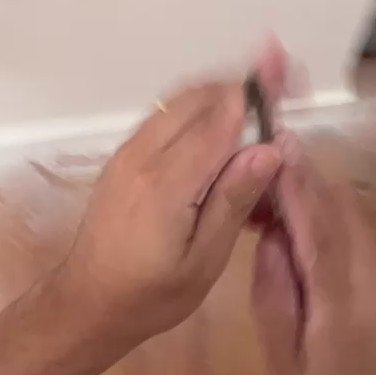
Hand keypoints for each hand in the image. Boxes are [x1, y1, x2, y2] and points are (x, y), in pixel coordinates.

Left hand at [51, 50, 290, 347]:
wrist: (88, 300)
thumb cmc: (152, 294)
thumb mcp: (204, 261)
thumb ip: (233, 201)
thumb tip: (269, 149)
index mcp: (166, 184)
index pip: (218, 123)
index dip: (255, 95)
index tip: (287, 74)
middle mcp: (143, 154)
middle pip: (198, 98)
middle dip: (241, 84)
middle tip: (282, 78)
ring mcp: (128, 150)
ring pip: (178, 100)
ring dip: (219, 90)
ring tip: (260, 91)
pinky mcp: (124, 154)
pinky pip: (164, 114)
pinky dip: (197, 105)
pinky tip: (222, 119)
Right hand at [251, 158, 375, 374]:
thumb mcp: (285, 362)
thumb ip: (274, 296)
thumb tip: (270, 237)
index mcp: (343, 303)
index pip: (321, 228)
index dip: (299, 183)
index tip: (277, 143)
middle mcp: (372, 277)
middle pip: (338, 207)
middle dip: (298, 176)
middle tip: (252, 161)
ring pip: (346, 211)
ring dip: (307, 191)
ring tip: (260, 190)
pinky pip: (349, 227)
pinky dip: (319, 210)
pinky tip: (288, 219)